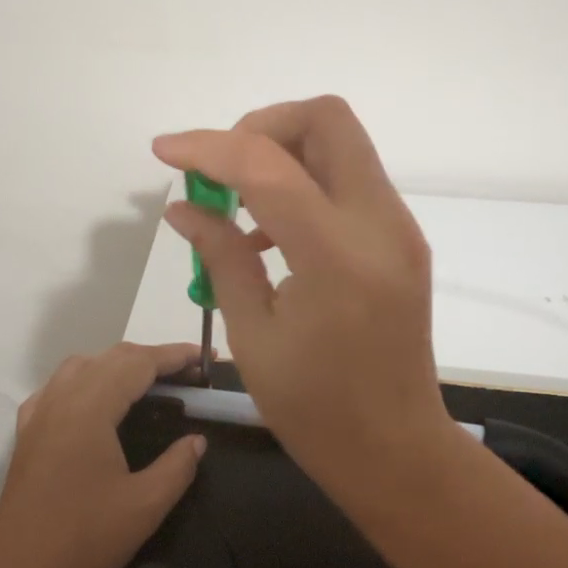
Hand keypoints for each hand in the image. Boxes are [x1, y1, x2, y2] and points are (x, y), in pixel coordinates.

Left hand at [0, 342, 207, 567]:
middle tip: (189, 375)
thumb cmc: (83, 540)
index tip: (207, 359)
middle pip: (110, 358)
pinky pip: (59, 388)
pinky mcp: (26, 436)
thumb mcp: (145, 506)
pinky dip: (88, 380)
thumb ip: (177, 466)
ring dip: (118, 365)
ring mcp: (38, 417)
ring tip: (150, 383)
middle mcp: (60, 401)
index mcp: (89, 409)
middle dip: (151, 357)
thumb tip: (196, 441)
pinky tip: (98, 404)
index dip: (175, 356)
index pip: (138, 363)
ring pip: (81, 367)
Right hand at [152, 96, 446, 454]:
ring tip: (236, 208)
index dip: (208, 148)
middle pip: (326, 119)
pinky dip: (307, 182)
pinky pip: (352, 180)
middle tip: (220, 170)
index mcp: (336, 257)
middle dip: (261, 127)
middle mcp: (380, 225)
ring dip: (284, 153)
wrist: (396, 449)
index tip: (165, 152)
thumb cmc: (316, 411)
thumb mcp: (253, 336)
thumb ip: (221, 258)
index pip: (267, 165)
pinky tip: (270, 234)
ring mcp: (399, 228)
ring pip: (342, 143)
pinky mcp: (403, 239)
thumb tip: (183, 208)